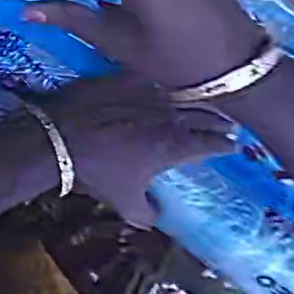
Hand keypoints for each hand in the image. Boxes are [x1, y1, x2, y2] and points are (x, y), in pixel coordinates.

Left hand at [36, 73, 235, 226]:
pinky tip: (166, 82)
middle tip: (228, 125)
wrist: (60, 135)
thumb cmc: (96, 170)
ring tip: (206, 103)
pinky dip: (164, 82)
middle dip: (219, 121)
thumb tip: (156, 218)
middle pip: (206, 115)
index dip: (225, 145)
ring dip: (198, 99)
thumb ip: (146, 213)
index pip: (212, 143)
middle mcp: (169, 114)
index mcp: (175, 144)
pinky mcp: (127, 76)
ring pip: (184, 92)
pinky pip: (154, 76)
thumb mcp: (123, 201)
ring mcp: (148, 90)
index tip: (233, 145)